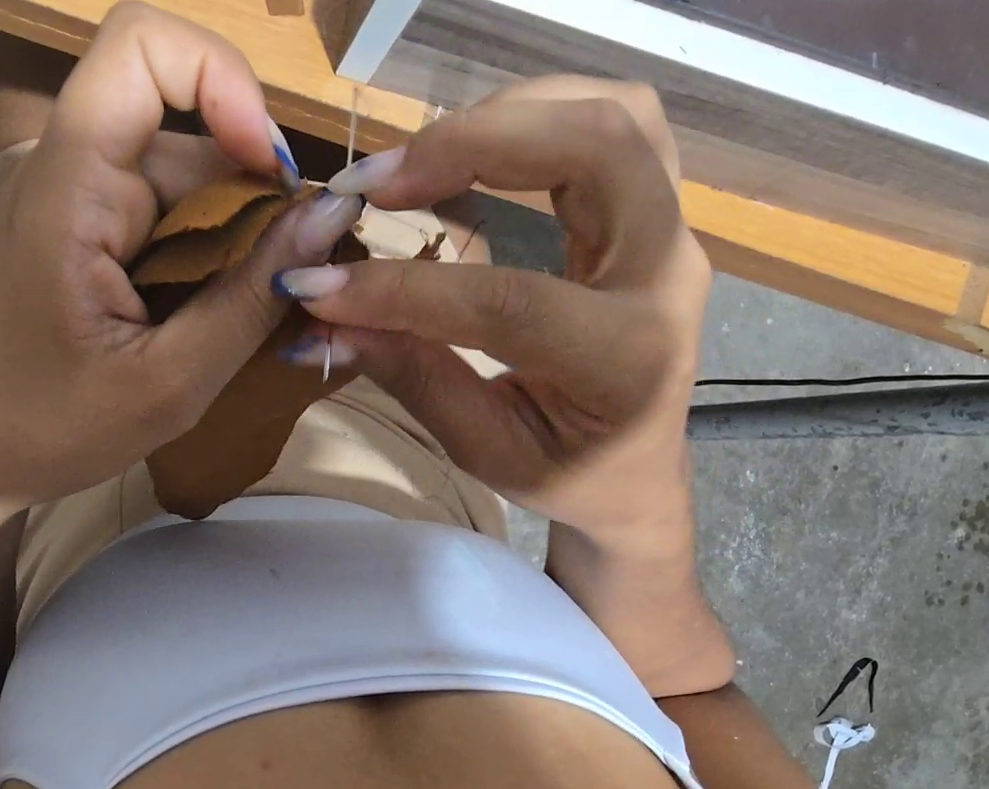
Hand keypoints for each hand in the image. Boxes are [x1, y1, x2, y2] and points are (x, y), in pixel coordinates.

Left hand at [0, 2, 362, 523]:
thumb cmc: (56, 432)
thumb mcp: (170, 383)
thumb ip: (251, 299)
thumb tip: (332, 214)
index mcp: (65, 191)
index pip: (141, 48)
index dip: (223, 80)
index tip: (272, 170)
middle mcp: (59, 169)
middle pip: (181, 132)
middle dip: (250, 198)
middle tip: (290, 278)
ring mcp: (62, 196)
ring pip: (178, 177)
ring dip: (229, 235)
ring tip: (248, 311)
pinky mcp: (71, 225)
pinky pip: (157, 210)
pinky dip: (199, 252)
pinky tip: (208, 310)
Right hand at [276, 78, 707, 548]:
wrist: (636, 472)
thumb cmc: (565, 474)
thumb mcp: (484, 448)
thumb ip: (412, 378)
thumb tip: (321, 323)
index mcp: (624, 361)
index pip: (508, 301)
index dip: (404, 288)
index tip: (316, 283)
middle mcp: (667, 279)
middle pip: (598, 149)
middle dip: (474, 144)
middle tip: (378, 181)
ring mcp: (672, 234)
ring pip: (614, 115)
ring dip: (507, 116)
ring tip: (418, 160)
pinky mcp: (656, 213)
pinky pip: (612, 124)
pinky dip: (533, 118)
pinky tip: (469, 151)